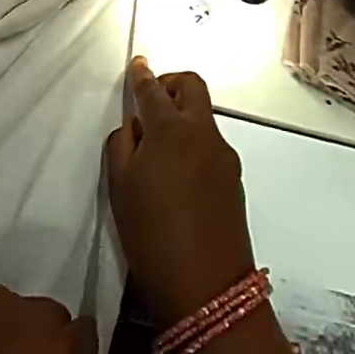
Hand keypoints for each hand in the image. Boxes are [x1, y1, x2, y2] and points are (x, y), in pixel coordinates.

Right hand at [105, 56, 256, 324]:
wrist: (207, 289)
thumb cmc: (151, 236)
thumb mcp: (120, 189)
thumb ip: (123, 144)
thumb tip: (134, 124)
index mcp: (170, 130)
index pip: (153, 89)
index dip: (142, 74)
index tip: (138, 64)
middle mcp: (202, 132)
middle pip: (192, 86)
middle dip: (171, 83)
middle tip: (152, 99)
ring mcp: (223, 153)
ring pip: (203, 115)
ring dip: (183, 115)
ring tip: (159, 147)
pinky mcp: (234, 176)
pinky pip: (211, 143)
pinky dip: (194, 141)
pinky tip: (178, 174)